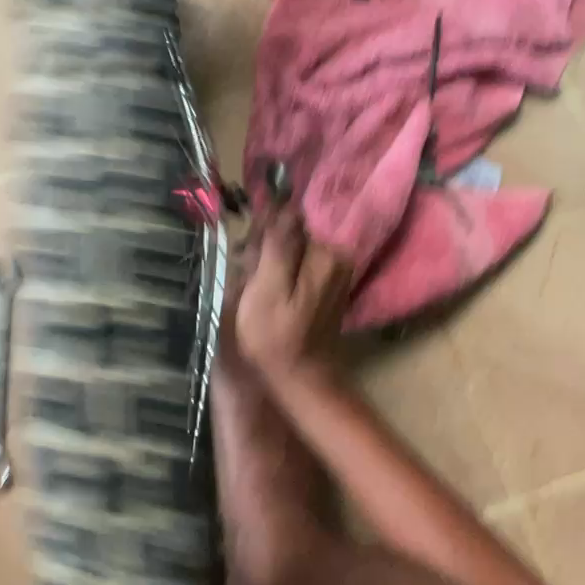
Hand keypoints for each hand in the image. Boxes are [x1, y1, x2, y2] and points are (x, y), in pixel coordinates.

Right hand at [233, 206, 350, 383]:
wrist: (299, 381)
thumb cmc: (275, 337)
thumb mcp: (268, 288)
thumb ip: (279, 245)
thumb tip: (284, 204)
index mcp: (325, 254)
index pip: (287, 216)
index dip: (261, 230)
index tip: (248, 254)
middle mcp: (336, 256)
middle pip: (288, 231)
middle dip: (262, 246)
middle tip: (248, 275)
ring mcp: (332, 271)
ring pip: (288, 247)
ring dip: (265, 260)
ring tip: (252, 286)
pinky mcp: (324, 284)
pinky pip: (294, 263)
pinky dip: (275, 272)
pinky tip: (264, 291)